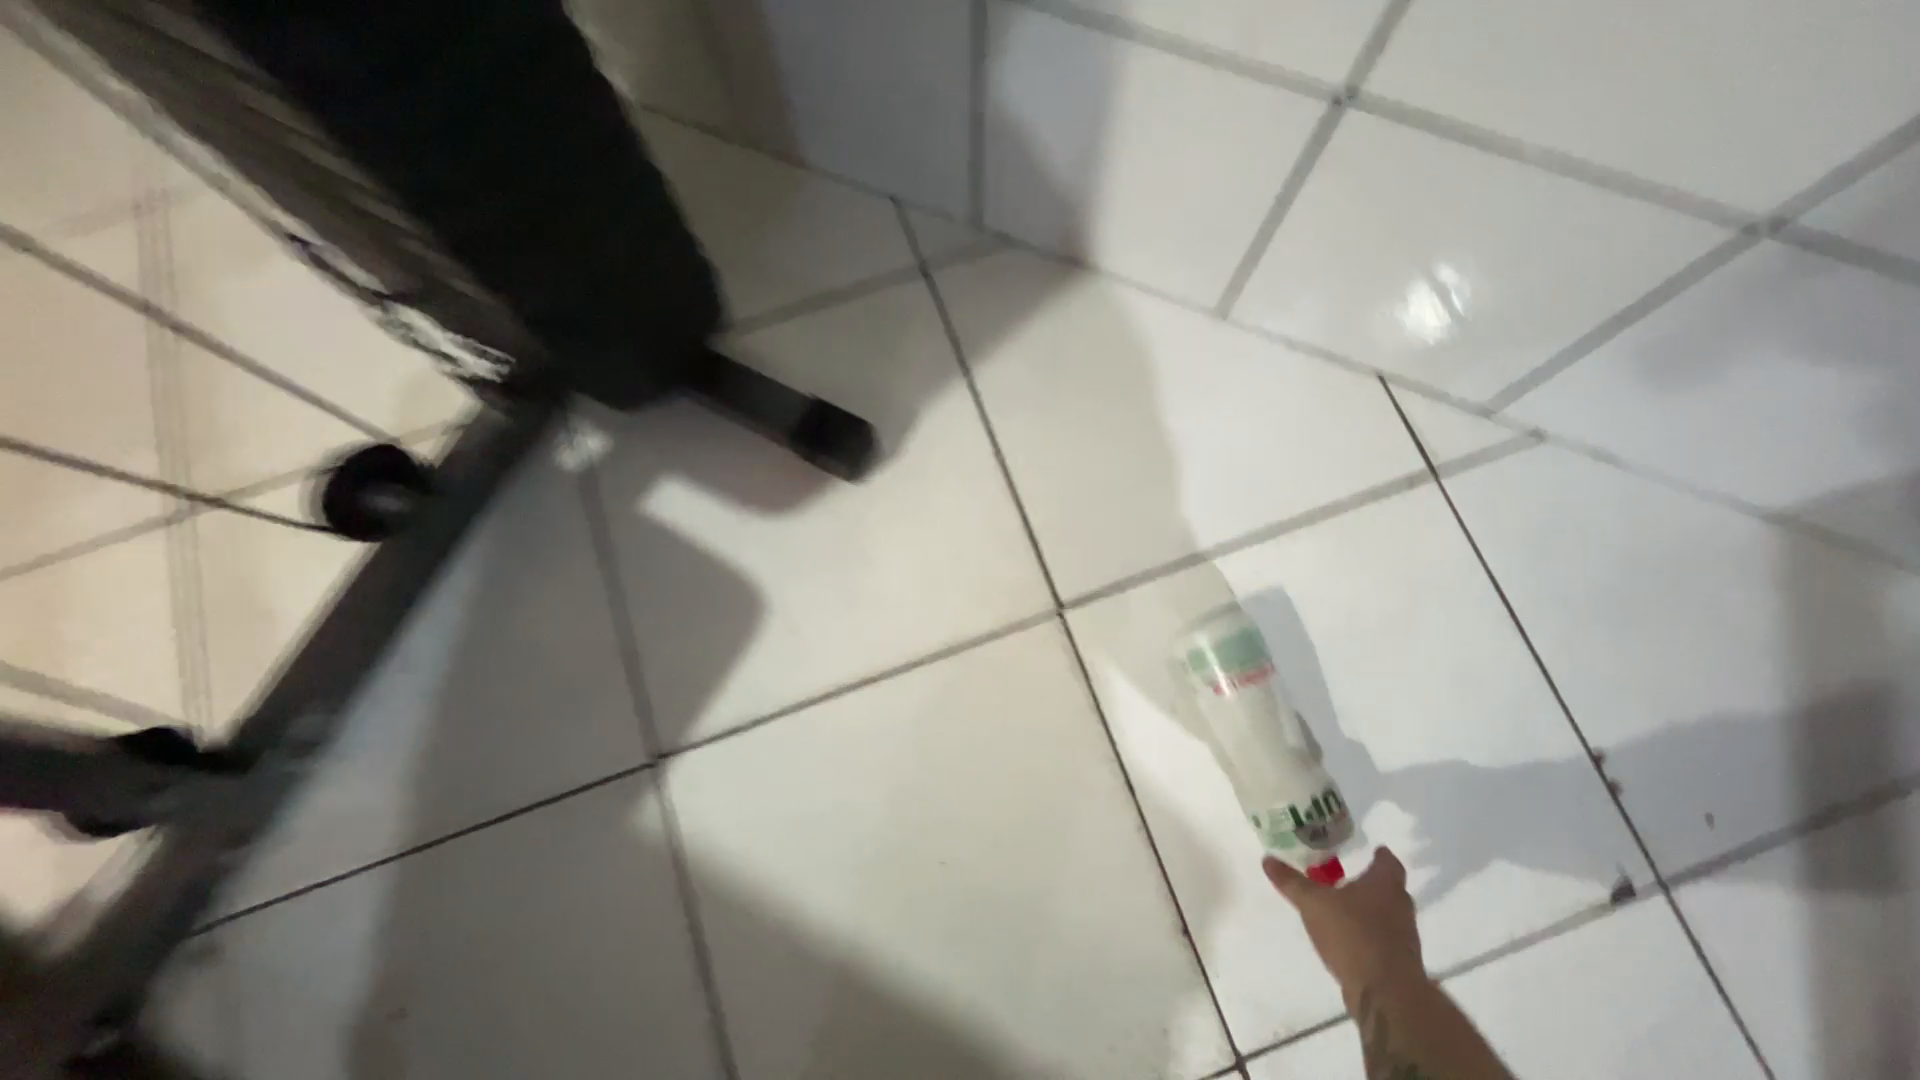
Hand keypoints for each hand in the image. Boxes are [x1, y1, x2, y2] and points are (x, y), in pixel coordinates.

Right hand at [1264, 848, 1425, 1004]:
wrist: (1385, 991)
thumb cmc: (1352, 934)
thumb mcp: (1313, 903)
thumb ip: (1292, 882)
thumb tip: (1268, 858)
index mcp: (1384, 884)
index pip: (1388, 861)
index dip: (1380, 855)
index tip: (1373, 850)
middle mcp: (1400, 906)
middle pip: (1391, 888)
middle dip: (1373, 882)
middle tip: (1351, 875)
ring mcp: (1404, 935)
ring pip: (1389, 914)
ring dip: (1372, 909)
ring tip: (1346, 907)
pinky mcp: (1400, 961)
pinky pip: (1385, 938)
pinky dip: (1370, 933)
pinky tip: (1350, 938)